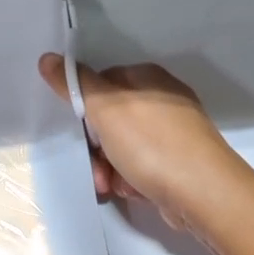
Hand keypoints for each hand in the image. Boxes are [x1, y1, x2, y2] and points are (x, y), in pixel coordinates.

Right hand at [38, 53, 248, 231]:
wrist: (205, 196)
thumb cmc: (153, 145)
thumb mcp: (106, 109)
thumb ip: (75, 84)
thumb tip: (48, 58)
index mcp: (148, 79)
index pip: (101, 82)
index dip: (85, 107)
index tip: (77, 129)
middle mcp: (162, 101)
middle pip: (110, 119)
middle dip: (96, 147)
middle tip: (94, 166)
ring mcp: (173, 134)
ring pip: (122, 147)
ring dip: (109, 168)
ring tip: (111, 185)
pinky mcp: (177, 164)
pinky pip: (141, 167)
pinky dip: (131, 179)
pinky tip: (133, 191)